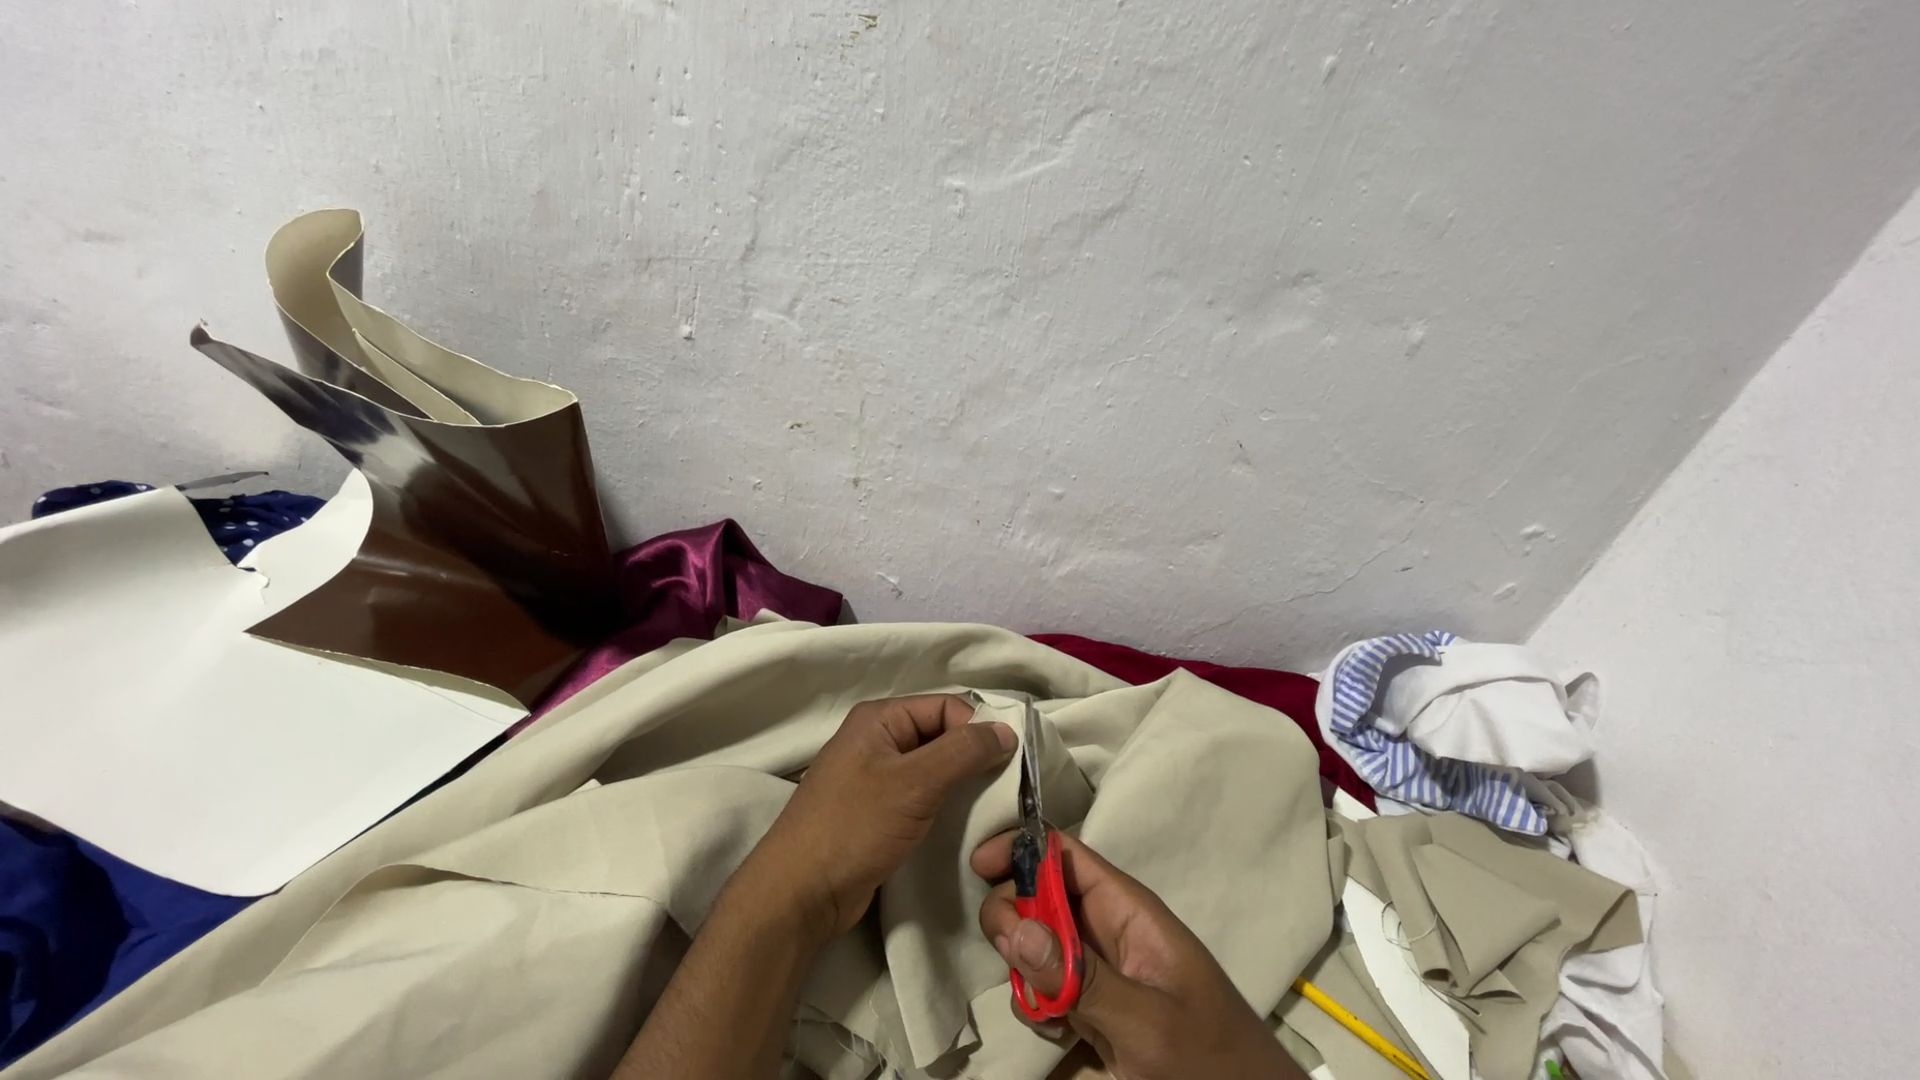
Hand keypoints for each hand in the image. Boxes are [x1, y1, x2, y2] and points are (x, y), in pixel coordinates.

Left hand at [746, 694, 1017, 940]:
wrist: (800, 893)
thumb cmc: (855, 826)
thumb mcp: (915, 783)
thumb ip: (963, 751)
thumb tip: (1007, 730)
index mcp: (880, 718)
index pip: (946, 706)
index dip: (979, 729)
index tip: (1010, 763)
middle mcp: (877, 740)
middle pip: (942, 735)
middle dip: (974, 758)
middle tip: (1007, 789)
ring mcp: (876, 778)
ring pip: (935, 769)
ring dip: (963, 786)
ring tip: (991, 810)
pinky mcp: (879, 813)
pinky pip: (923, 797)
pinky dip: (945, 807)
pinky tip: (965, 827)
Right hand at [973, 831, 1304, 1079]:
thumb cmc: (1209, 1060)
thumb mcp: (1148, 1024)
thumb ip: (1081, 978)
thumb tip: (1014, 926)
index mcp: (1127, 909)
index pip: (1065, 854)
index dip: (1021, 848)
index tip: (979, 867)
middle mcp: (1107, 929)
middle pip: (1040, 895)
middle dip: (1014, 917)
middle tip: (1012, 956)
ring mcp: (1098, 969)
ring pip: (1036, 943)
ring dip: (1025, 970)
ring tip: (1045, 1010)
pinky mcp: (1092, 1006)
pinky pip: (1046, 987)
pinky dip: (1037, 1004)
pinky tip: (1056, 1033)